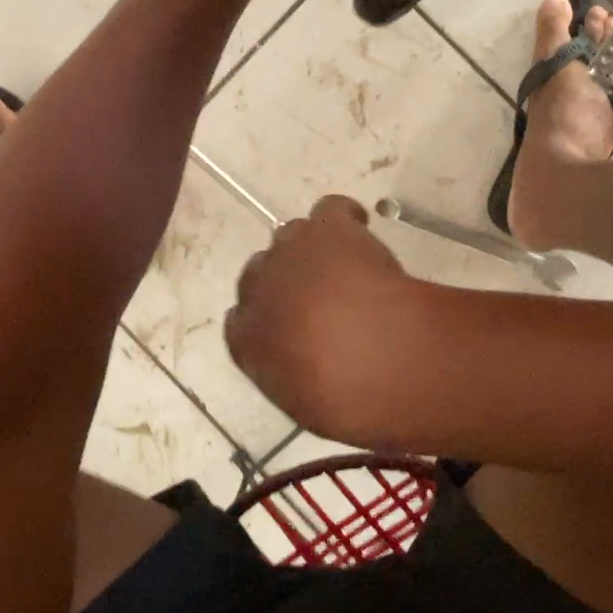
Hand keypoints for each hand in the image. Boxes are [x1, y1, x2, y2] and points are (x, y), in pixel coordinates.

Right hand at [226, 196, 414, 443]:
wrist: (369, 360)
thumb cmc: (341, 400)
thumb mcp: (306, 402)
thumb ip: (294, 376)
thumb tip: (309, 372)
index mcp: (246, 339)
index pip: (243, 317)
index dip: (267, 313)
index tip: (289, 320)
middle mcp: (258, 288)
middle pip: (262, 269)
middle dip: (286, 277)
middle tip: (320, 290)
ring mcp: (290, 252)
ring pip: (292, 236)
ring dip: (311, 247)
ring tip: (343, 261)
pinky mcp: (327, 229)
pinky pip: (330, 210)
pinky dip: (344, 216)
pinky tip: (360, 225)